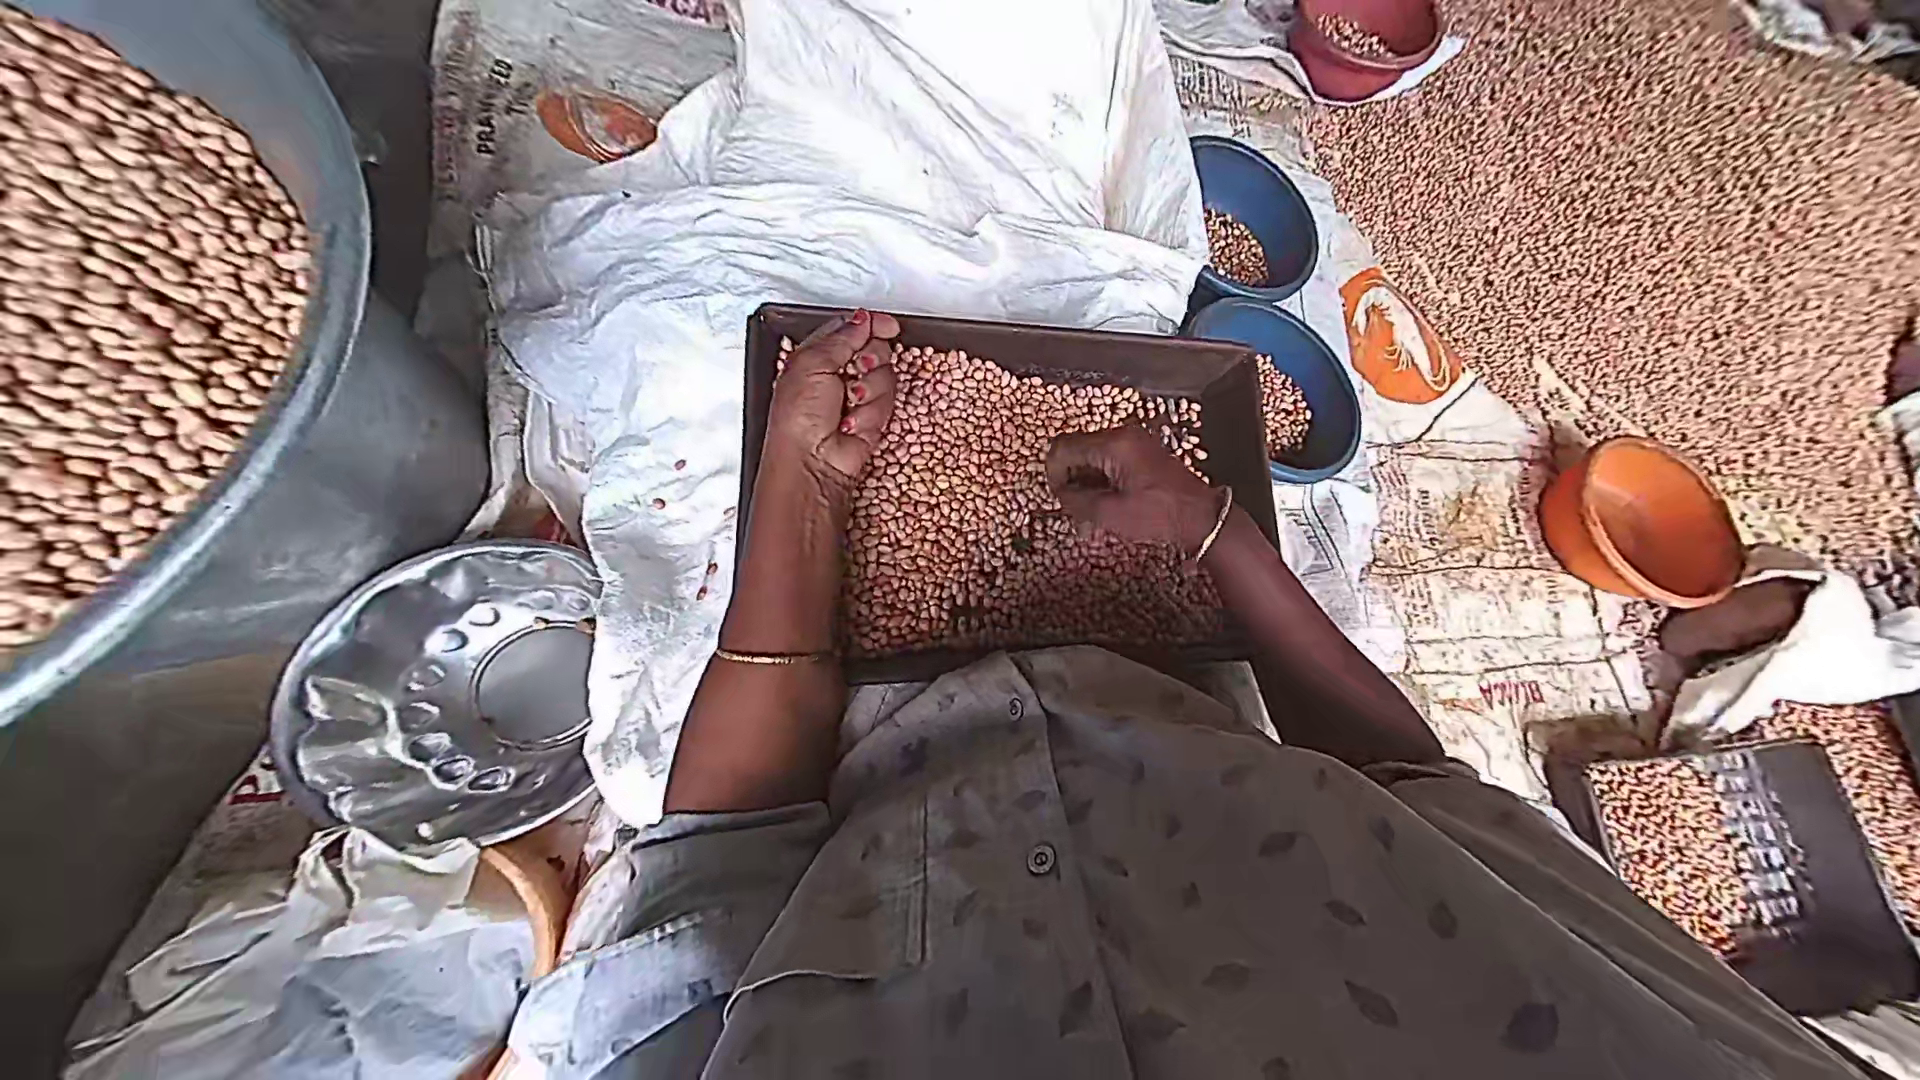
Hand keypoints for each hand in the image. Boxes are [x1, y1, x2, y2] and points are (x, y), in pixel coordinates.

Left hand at [764, 308, 900, 516]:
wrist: (811, 461)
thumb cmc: (799, 417)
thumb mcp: (812, 363)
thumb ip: (841, 337)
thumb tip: (863, 320)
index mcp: (819, 356)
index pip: (852, 330)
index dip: (871, 325)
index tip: (888, 325)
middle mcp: (840, 375)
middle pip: (875, 350)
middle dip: (872, 358)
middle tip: (858, 368)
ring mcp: (859, 397)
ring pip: (886, 376)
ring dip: (870, 388)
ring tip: (851, 402)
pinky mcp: (874, 418)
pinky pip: (888, 403)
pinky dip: (871, 412)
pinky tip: (853, 423)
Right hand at [1045, 425, 1221, 554]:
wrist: (1201, 518)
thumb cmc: (1157, 515)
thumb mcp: (1109, 513)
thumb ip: (1075, 500)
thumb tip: (1060, 493)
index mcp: (1113, 444)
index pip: (1063, 447)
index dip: (1053, 472)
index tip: (1059, 497)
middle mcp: (1122, 434)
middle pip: (1076, 450)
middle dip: (1070, 479)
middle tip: (1074, 509)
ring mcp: (1133, 441)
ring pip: (1091, 457)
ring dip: (1085, 483)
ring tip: (1090, 514)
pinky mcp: (1141, 452)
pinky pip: (1108, 460)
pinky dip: (1100, 480)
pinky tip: (1106, 505)